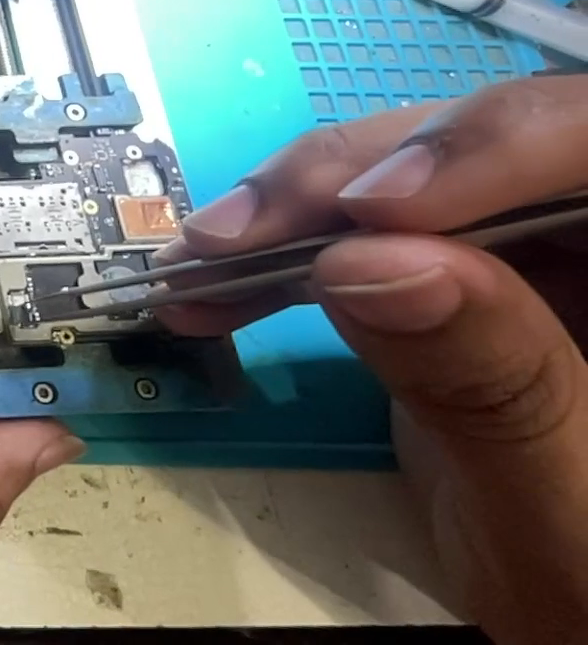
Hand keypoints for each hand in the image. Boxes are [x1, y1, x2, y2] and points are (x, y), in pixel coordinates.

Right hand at [158, 74, 587, 644]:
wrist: (586, 625)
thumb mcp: (569, 511)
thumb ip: (495, 383)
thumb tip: (365, 260)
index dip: (492, 147)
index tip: (368, 207)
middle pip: (472, 148)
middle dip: (336, 181)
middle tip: (231, 236)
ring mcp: (524, 255)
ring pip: (389, 180)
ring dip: (278, 217)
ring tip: (195, 262)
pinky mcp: (445, 280)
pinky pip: (344, 237)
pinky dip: (266, 259)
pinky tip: (207, 290)